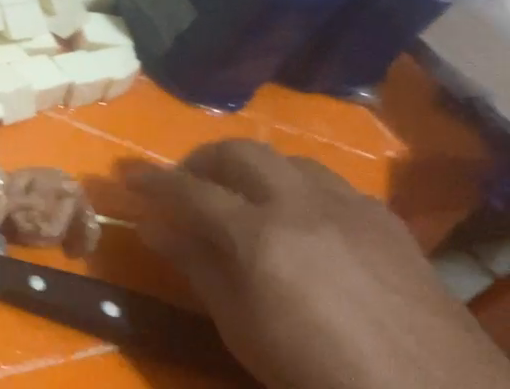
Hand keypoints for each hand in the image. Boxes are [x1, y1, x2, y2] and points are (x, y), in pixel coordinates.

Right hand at [127, 139, 509, 388]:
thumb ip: (197, 269)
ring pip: (292, 161)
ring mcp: (355, 213)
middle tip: (187, 184)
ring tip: (248, 196)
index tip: (125, 177)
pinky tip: (306, 220)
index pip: (186, 189)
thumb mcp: (243, 328)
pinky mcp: (394, 229)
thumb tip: (152, 228)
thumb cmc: (318, 370)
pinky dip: (307, 190)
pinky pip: (339, 187)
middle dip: (204, 161)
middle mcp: (303, 207)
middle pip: (240, 153)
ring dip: (259, 171)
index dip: (150, 180)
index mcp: (258, 233)